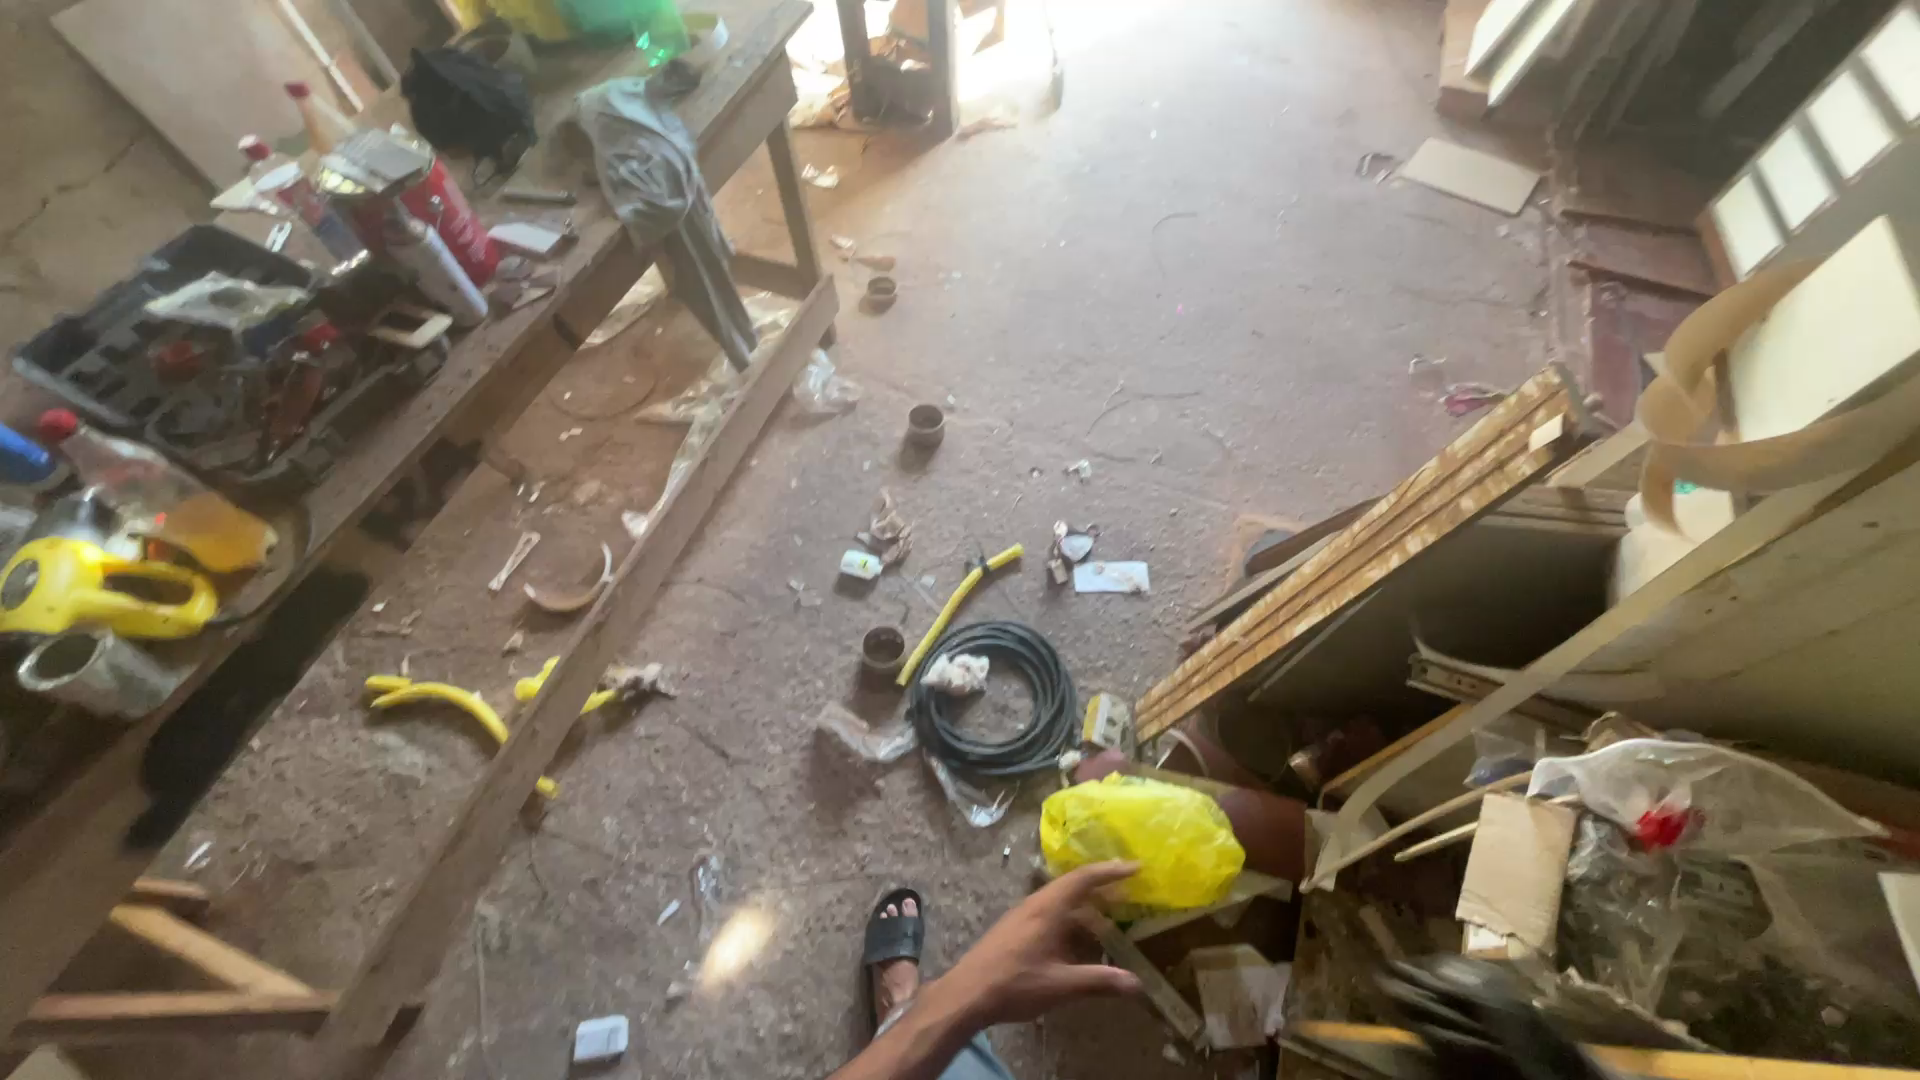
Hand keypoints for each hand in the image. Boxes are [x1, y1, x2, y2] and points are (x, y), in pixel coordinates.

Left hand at [936, 861, 1142, 1025]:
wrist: (968, 992)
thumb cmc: (1014, 984)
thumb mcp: (1060, 986)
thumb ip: (1098, 982)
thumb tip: (1137, 984)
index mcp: (1048, 909)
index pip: (1083, 879)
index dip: (1110, 870)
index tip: (1135, 867)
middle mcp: (1036, 904)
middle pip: (1072, 885)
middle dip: (1101, 885)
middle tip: (1129, 890)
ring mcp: (1024, 914)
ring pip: (1061, 900)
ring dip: (1086, 904)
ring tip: (1110, 916)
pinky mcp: (1017, 927)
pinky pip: (1051, 912)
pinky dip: (1071, 918)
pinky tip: (1080, 939)